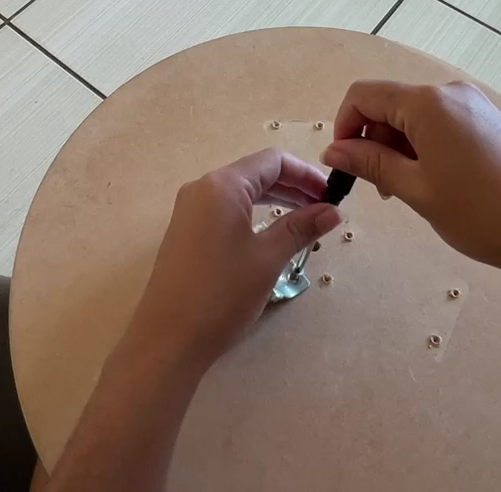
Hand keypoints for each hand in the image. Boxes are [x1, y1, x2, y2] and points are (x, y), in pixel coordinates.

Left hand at [121, 149, 342, 373]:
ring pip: (241, 192)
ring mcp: (190, 210)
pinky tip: (272, 232)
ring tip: (306, 220)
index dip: (306, 173)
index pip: (272, 161)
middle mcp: (203, 188)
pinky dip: (254, 213)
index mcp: (222, 185)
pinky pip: (226, 209)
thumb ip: (300, 228)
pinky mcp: (186, 231)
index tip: (332, 194)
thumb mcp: (267, 259)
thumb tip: (334, 211)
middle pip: (256, 173)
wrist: (167, 340)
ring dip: (275, 200)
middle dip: (293, 186)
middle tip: (325, 208)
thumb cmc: (221, 294)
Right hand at [321, 80, 500, 278]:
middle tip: (380, 188)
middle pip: (390, 103)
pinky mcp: (490, 121)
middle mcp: (450, 92)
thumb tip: (332, 151)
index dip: (344, 126)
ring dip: (399, 146)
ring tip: (409, 191)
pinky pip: (442, 123)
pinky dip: (425, 146)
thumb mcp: (417, 190)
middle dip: (373, 140)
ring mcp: (474, 105)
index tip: (344, 165)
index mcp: (427, 103)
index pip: (364, 95)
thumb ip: (371, 163)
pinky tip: (436, 182)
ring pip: (416, 115)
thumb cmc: (481, 213)